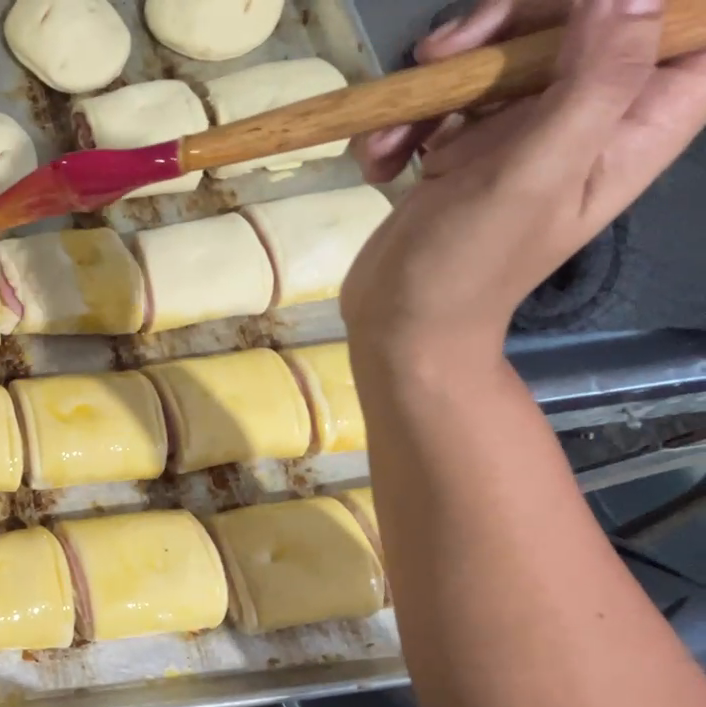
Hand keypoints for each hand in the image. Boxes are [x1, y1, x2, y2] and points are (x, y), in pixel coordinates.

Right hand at [342, 0, 705, 362]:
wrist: (398, 325)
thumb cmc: (471, 264)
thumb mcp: (536, 175)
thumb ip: (594, 81)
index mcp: (643, 115)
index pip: (674, 16)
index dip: (615, 3)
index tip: (545, 17)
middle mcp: (592, 111)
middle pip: (573, 19)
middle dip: (499, 29)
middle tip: (441, 53)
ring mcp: (523, 128)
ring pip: (494, 57)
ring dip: (428, 90)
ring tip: (390, 137)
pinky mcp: (464, 146)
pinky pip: (439, 104)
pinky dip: (399, 127)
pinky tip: (380, 163)